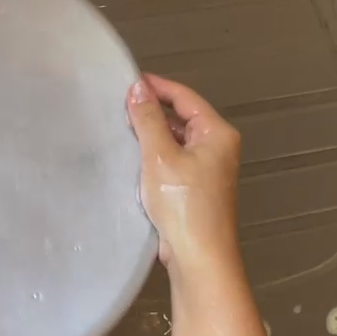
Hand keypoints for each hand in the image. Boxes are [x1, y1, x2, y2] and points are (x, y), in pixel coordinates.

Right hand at [126, 74, 242, 271]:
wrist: (198, 254)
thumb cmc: (182, 201)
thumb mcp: (159, 155)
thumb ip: (148, 120)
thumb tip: (137, 87)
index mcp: (217, 133)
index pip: (184, 97)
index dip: (157, 86)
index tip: (127, 82)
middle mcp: (218, 146)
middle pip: (183, 116)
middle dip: (153, 109)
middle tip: (118, 106)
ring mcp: (208, 168)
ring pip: (177, 139)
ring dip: (152, 132)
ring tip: (121, 128)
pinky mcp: (195, 186)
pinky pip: (174, 158)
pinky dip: (155, 153)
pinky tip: (133, 156)